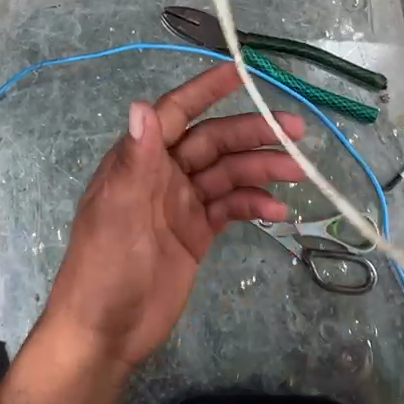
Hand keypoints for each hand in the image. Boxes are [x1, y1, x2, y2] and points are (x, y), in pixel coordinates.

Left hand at [38, 65, 307, 370]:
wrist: (105, 332)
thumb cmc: (105, 266)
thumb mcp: (118, 211)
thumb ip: (136, 160)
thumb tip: (140, 106)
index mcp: (139, 159)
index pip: (177, 112)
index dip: (207, 90)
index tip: (241, 71)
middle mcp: (163, 173)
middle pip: (213, 141)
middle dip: (251, 132)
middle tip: (296, 130)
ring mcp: (181, 203)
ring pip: (227, 173)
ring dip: (261, 167)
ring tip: (298, 170)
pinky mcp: (196, 232)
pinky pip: (230, 207)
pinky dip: (254, 204)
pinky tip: (279, 210)